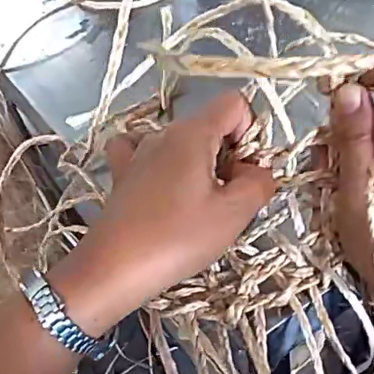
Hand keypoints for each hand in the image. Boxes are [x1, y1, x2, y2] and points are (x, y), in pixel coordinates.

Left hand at [48, 90, 277, 334]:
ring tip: (197, 208)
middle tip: (227, 202)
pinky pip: (148, 156)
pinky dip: (164, 168)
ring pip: (184, 146)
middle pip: (211, 127)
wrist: (114, 269)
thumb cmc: (178, 238)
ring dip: (201, 170)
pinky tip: (165, 190)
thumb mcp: (234, 213)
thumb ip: (259, 183)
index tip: (244, 174)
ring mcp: (138, 154)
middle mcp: (162, 134)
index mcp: (192, 134)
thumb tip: (257, 172)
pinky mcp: (122, 177)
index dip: (250, 134)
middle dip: (229, 158)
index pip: (234, 104)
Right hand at [328, 74, 373, 319]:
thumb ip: (353, 140)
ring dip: (356, 143)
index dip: (364, 75)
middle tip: (325, 158)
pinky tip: (351, 185)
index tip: (327, 92)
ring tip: (335, 180)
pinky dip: (369, 158)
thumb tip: (347, 89)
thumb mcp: (359, 197)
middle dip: (352, 120)